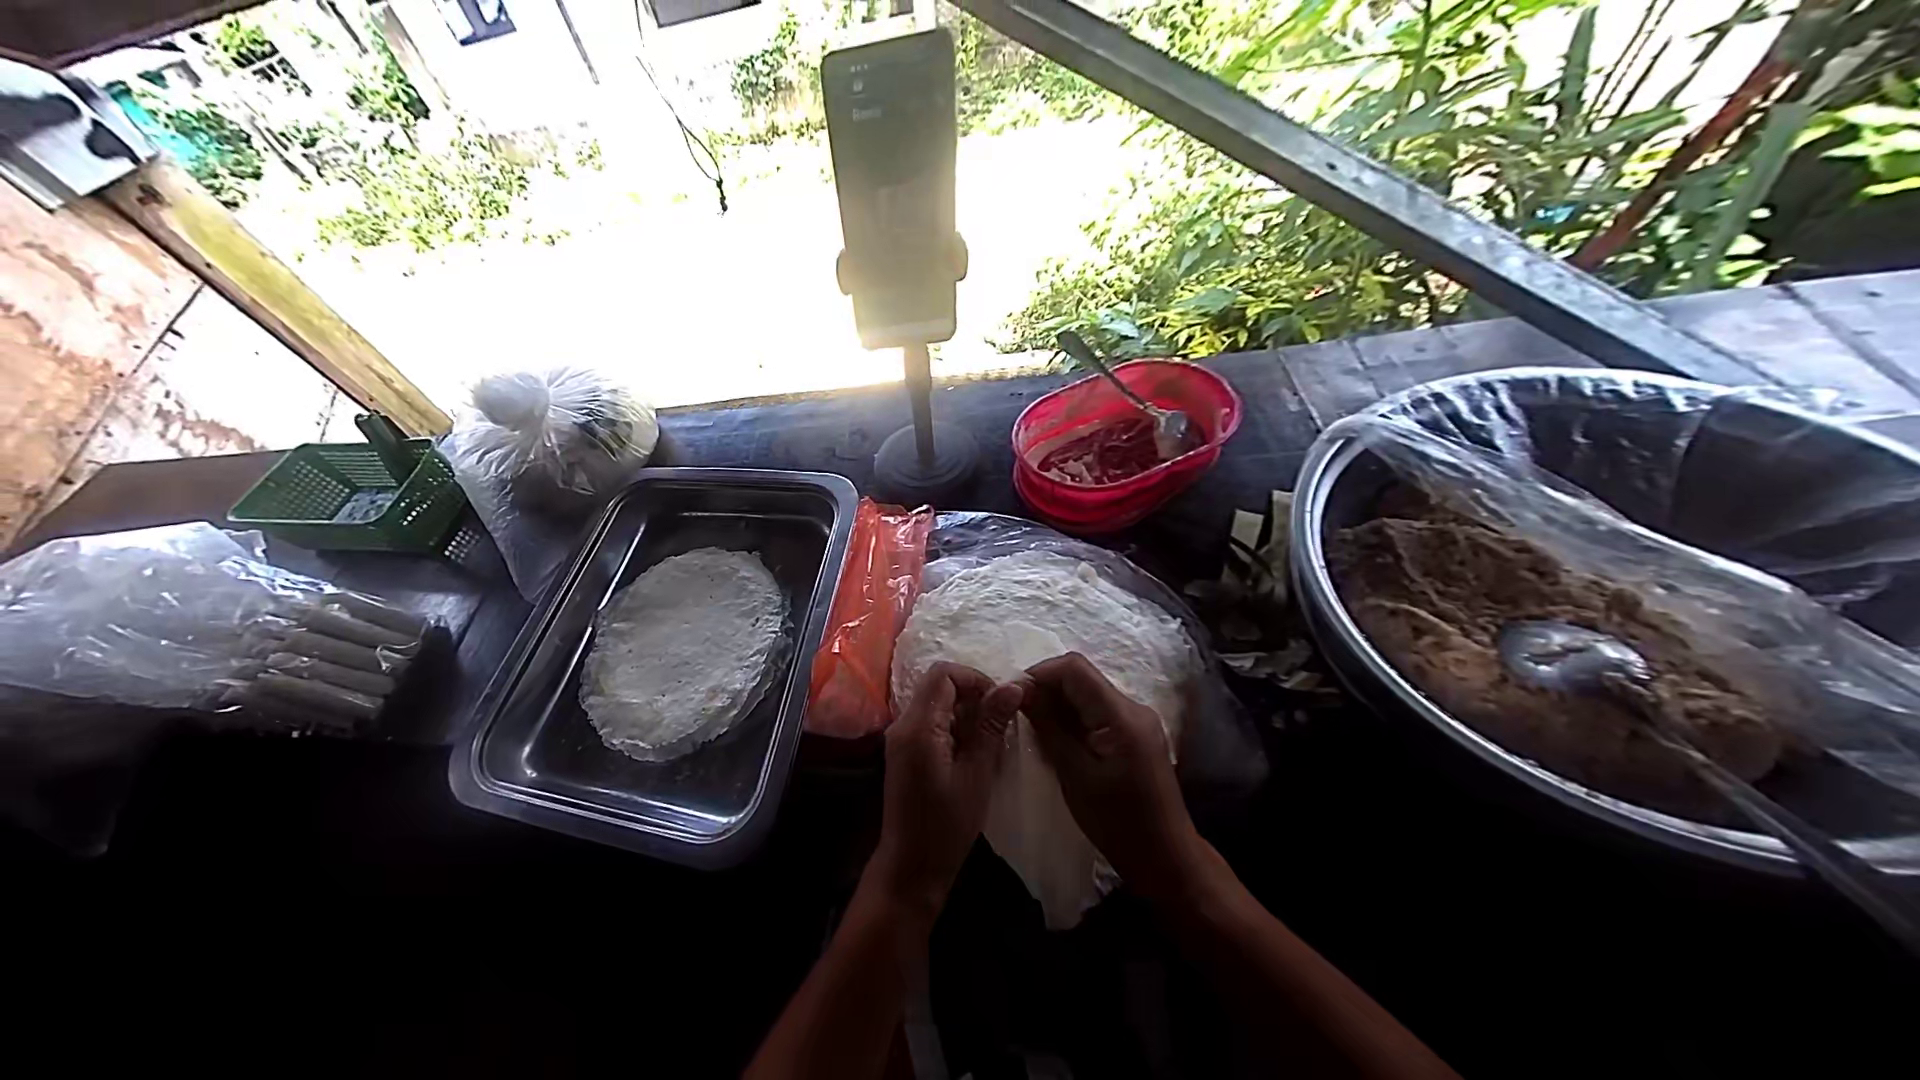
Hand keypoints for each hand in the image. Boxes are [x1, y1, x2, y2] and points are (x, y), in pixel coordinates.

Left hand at [871, 662, 1023, 917]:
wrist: (911, 867)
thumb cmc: (947, 826)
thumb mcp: (977, 774)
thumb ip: (991, 726)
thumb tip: (1013, 686)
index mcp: (918, 727)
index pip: (943, 674)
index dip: (974, 679)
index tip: (999, 702)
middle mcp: (902, 725)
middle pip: (937, 685)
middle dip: (972, 694)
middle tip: (998, 722)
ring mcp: (900, 738)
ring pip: (935, 702)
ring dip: (964, 712)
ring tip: (989, 740)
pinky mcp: (904, 751)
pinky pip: (930, 721)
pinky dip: (954, 726)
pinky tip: (973, 752)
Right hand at [1018, 653, 1202, 898]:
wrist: (1165, 857)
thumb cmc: (1118, 823)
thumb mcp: (1075, 775)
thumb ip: (1049, 727)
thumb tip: (1022, 690)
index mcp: (1122, 715)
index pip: (1075, 668)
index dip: (1039, 673)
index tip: (1013, 695)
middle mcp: (1133, 707)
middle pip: (1082, 677)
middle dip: (1046, 688)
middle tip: (1018, 713)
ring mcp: (1137, 719)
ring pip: (1087, 693)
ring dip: (1057, 703)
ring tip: (1032, 726)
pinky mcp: (1135, 733)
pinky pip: (1097, 710)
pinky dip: (1072, 717)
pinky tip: (1056, 738)